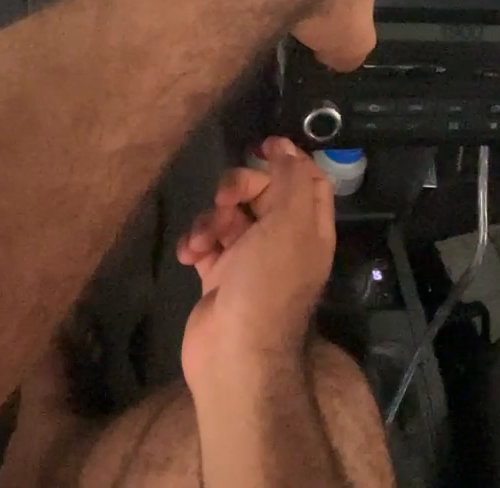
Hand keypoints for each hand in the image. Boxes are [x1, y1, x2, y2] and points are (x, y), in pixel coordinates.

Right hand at [176, 138, 335, 392]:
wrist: (235, 354)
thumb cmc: (268, 283)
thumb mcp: (290, 222)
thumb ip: (291, 179)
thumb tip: (284, 148)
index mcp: (309, 228)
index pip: (308, 180)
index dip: (289, 159)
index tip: (263, 145)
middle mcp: (283, 241)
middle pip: (262, 192)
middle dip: (238, 187)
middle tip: (225, 200)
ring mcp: (249, 260)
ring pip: (228, 216)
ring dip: (210, 220)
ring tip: (203, 241)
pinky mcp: (219, 277)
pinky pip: (206, 243)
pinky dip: (195, 243)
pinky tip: (189, 255)